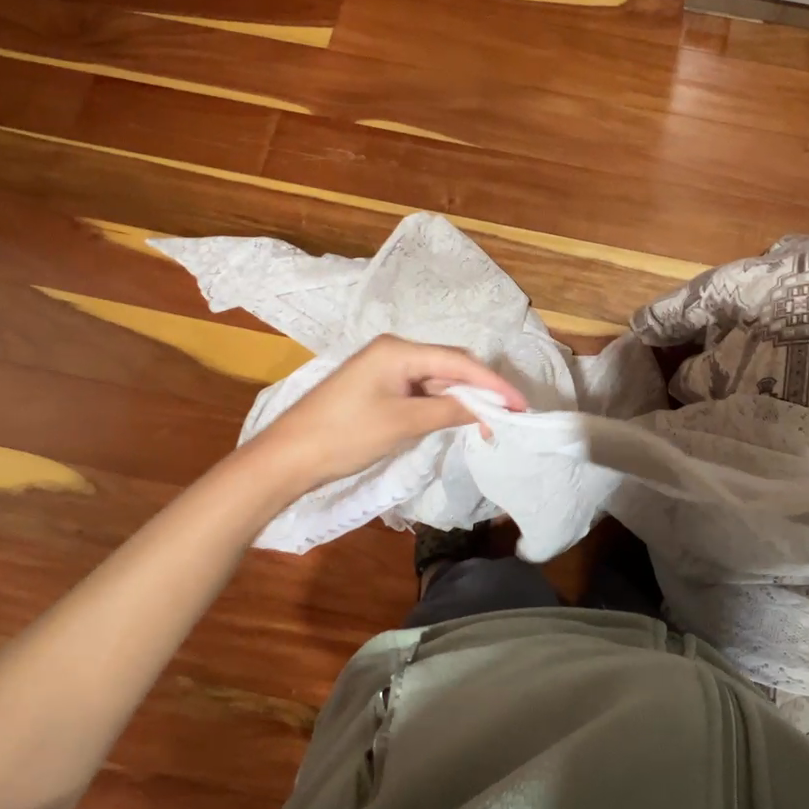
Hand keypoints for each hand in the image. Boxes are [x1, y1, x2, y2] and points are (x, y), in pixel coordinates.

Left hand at [236, 335, 527, 498]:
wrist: (287, 458)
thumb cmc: (344, 435)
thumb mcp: (403, 423)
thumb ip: (449, 410)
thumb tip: (486, 407)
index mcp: (398, 350)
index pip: (459, 361)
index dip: (493, 382)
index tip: (521, 404)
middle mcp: (394, 351)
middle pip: (450, 365)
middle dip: (481, 389)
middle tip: (510, 415)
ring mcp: (384, 370)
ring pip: (436, 380)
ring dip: (462, 399)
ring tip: (491, 421)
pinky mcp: (378, 389)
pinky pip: (420, 391)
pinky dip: (441, 405)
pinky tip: (458, 420)